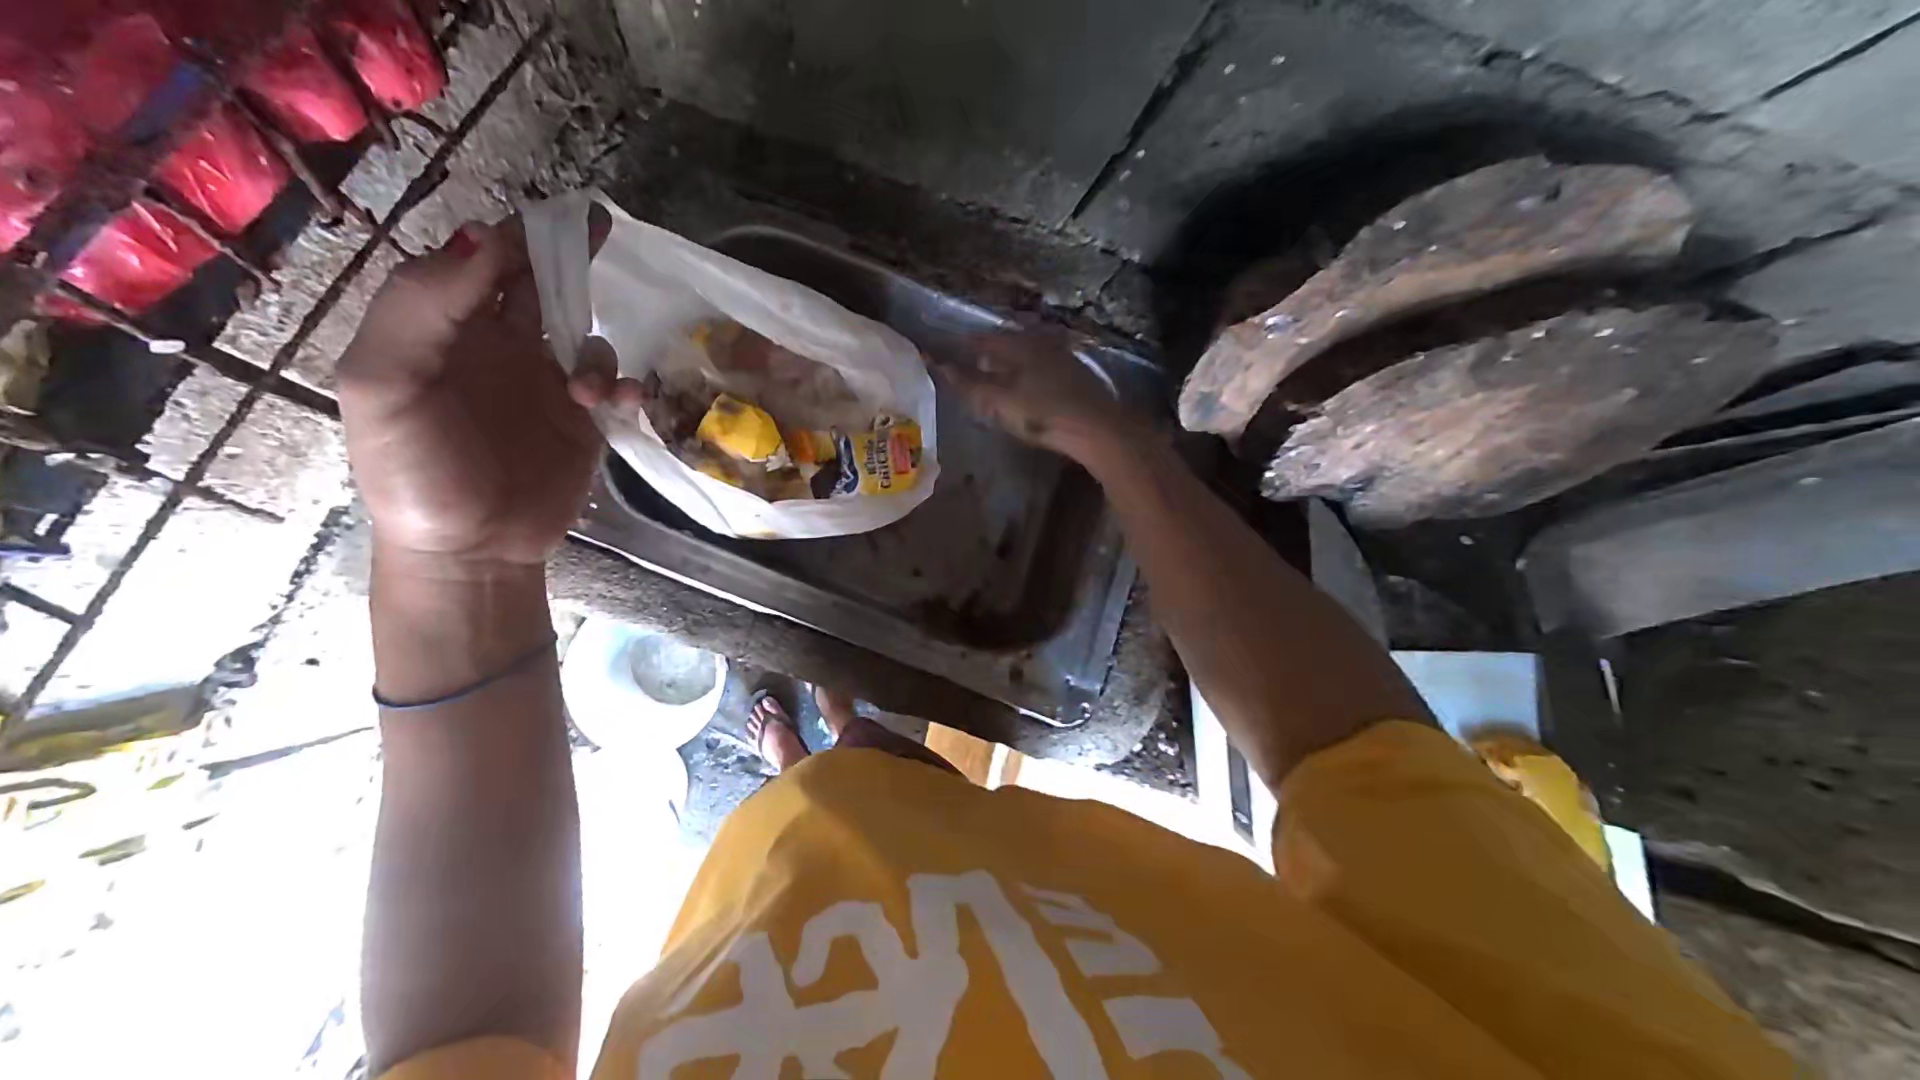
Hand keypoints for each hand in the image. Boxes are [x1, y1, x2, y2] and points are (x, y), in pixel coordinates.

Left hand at [338, 211, 640, 567]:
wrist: (469, 551)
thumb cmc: (415, 472)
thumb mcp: (383, 385)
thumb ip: (420, 309)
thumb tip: (481, 242)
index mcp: (442, 330)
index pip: (477, 264)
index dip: (507, 239)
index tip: (540, 230)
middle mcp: (497, 347)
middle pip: (537, 283)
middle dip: (565, 254)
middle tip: (599, 226)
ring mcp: (548, 384)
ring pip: (585, 335)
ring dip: (593, 350)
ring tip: (584, 393)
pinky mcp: (588, 422)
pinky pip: (618, 385)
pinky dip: (628, 384)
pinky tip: (623, 401)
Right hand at [935, 329, 1139, 460]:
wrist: (1096, 428)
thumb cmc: (1042, 413)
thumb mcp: (999, 401)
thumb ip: (970, 383)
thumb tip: (940, 365)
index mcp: (1019, 344)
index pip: (983, 339)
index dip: (963, 346)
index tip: (948, 354)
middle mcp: (1041, 342)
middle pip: (1007, 343)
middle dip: (988, 352)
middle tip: (972, 364)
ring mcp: (1063, 357)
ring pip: (1027, 354)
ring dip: (1010, 363)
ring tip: (998, 378)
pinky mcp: (1077, 375)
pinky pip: (1043, 367)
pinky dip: (1029, 374)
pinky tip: (1028, 389)